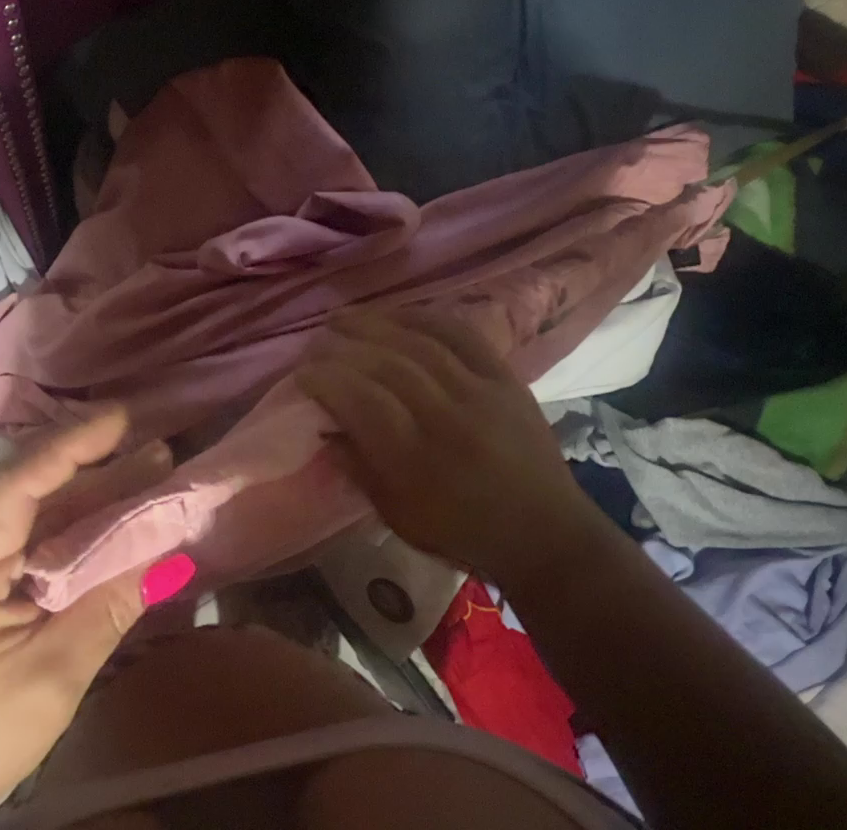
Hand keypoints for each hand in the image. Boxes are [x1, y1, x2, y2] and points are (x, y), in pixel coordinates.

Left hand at [0, 409, 167, 829]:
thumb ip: (106, 609)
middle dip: (92, 468)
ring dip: (84, 497)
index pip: (12, 490)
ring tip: (149, 471)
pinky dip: (64, 531)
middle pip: (22, 494)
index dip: (70, 447)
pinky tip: (108, 517)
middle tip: (158, 449)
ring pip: (22, 515)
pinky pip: (16, 541)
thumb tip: (164, 551)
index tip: (122, 418)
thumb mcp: (50, 684)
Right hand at [297, 310, 602, 589]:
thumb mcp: (396, 514)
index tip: (302, 373)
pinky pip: (462, 335)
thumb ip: (357, 466)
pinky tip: (396, 314)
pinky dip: (424, 318)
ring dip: (375, 324)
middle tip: (316, 343)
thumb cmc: (459, 532)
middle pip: (386, 365)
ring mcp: (480, 393)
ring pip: (419, 344)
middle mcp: (447, 419)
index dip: (326, 380)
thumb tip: (323, 426)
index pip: (361, 402)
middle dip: (343, 348)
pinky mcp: (505, 379)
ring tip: (343, 319)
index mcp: (415, 460)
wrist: (544, 533)